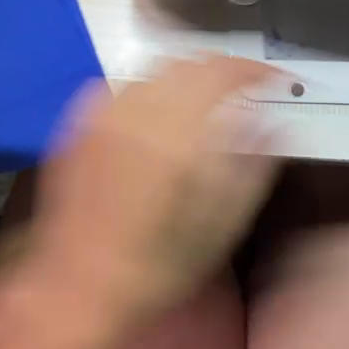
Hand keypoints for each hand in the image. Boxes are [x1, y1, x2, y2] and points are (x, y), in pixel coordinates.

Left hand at [24, 55, 283, 328]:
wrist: (80, 285)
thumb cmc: (159, 266)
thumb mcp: (221, 226)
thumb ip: (252, 166)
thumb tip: (271, 122)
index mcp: (176, 133)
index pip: (220, 72)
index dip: (252, 69)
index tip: (272, 79)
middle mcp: (136, 112)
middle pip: (185, 62)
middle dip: (219, 68)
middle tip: (242, 88)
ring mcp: (100, 114)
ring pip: (150, 71)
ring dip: (183, 76)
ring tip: (203, 98)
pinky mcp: (76, 124)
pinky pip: (118, 88)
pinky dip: (146, 89)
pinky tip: (155, 112)